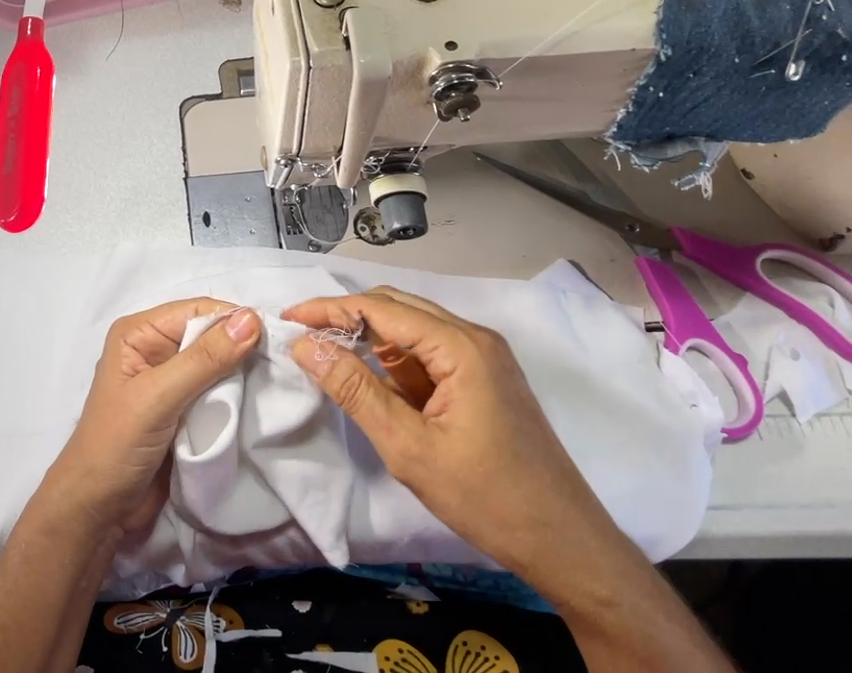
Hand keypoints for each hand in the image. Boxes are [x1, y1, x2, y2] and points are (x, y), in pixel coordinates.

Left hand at [44, 299, 261, 535]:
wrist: (100, 508)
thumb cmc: (117, 445)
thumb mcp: (159, 397)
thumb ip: (204, 359)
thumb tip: (251, 319)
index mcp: (139, 333)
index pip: (197, 310)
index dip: (235, 320)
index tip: (277, 339)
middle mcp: (155, 350)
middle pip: (210, 335)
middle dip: (243, 348)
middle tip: (284, 363)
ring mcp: (171, 382)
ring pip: (219, 365)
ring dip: (244, 375)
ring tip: (278, 383)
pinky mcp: (184, 411)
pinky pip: (219, 393)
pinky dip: (238, 398)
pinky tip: (260, 404)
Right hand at [282, 286, 632, 589]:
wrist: (564, 543)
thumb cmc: (486, 496)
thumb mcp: (408, 446)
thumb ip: (354, 389)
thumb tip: (305, 345)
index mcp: (461, 347)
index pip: (380, 308)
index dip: (329, 309)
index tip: (287, 319)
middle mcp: (474, 339)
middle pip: (397, 308)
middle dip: (346, 317)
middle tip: (302, 337)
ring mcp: (482, 360)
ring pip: (412, 330)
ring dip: (369, 339)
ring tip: (326, 357)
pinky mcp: (483, 382)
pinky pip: (427, 355)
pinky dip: (393, 362)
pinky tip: (369, 380)